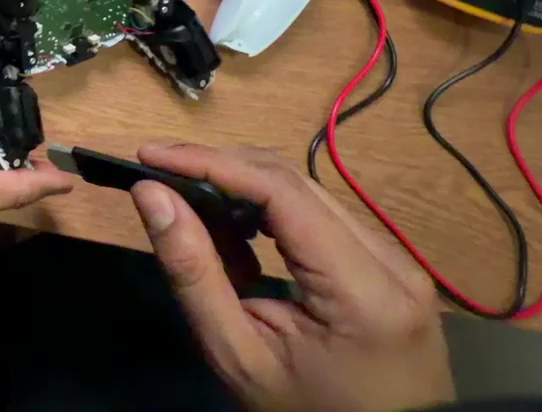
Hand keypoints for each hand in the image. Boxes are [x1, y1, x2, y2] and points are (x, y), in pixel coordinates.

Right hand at [130, 143, 451, 411]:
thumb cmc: (304, 410)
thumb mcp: (235, 352)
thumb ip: (193, 271)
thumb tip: (150, 192)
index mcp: (364, 290)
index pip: (279, 191)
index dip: (209, 162)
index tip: (147, 154)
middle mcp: (391, 262)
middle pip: (290, 181)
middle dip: (215, 166)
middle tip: (157, 175)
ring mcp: (394, 262)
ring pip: (301, 189)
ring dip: (236, 187)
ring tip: (190, 213)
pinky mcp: (385, 265)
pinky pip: (313, 212)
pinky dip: (262, 209)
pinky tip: (235, 241)